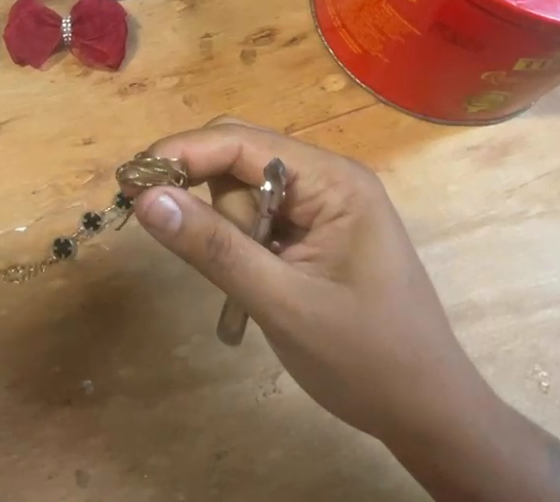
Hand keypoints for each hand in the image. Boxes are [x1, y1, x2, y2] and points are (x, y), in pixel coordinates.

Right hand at [128, 120, 559, 501]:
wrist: (430, 418)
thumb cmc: (366, 359)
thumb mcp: (282, 303)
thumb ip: (212, 246)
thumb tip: (144, 197)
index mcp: (333, 180)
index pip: (239, 142)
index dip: (180, 154)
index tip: (129, 184)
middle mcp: (327, 178)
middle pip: (236, 155)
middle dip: (198, 187)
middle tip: (161, 225)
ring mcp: (321, 204)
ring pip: (238, 187)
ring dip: (221, 223)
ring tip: (243, 280)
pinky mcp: (312, 231)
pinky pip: (253, 215)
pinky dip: (234, 239)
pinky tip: (248, 276)